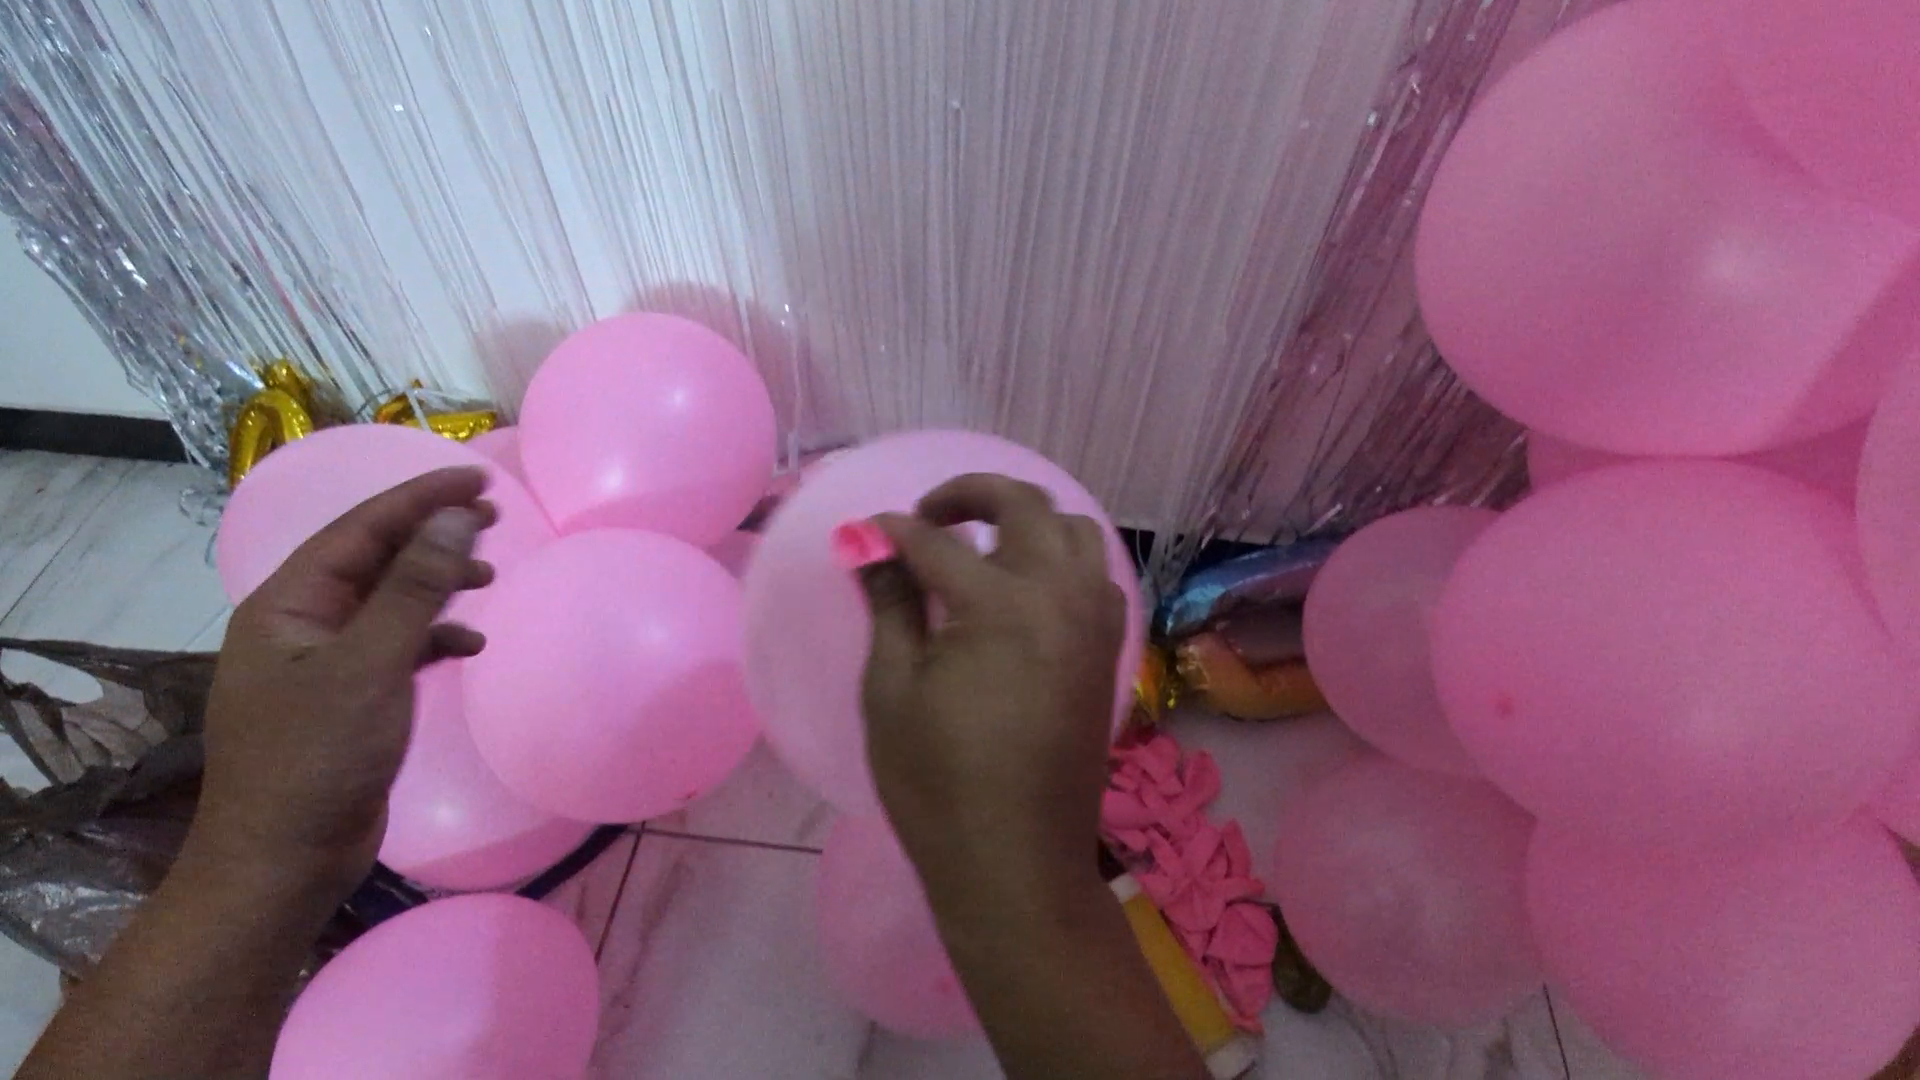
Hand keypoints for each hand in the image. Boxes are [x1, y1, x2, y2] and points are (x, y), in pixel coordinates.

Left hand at [194, 467, 495, 894]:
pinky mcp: (353, 691)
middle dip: (433, 532)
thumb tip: (457, 519)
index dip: (419, 497)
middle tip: (494, 515)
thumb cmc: (320, 755)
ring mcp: (326, 658)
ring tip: (490, 575)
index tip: (477, 479)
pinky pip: (401, 640)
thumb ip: (416, 587)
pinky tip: (471, 643)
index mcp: (287, 604)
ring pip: (390, 597)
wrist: (287, 856)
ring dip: (439, 581)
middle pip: (374, 556)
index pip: (360, 529)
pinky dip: (438, 633)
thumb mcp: (372, 663)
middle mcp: (302, 622)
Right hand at [858, 474, 1127, 878]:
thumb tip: (872, 547)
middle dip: (970, 493)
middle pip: (1024, 506)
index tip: (866, 533)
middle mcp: (1059, 596)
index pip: (937, 543)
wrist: (1015, 860)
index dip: (893, 532)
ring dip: (1026, 520)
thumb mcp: (892, 691)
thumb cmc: (937, 783)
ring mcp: (1093, 622)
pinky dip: (1061, 558)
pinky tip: (1025, 586)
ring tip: (983, 544)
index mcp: (1000, 605)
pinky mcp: (1107, 651)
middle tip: (929, 515)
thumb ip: (890, 605)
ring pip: (1073, 531)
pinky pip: (1094, 575)